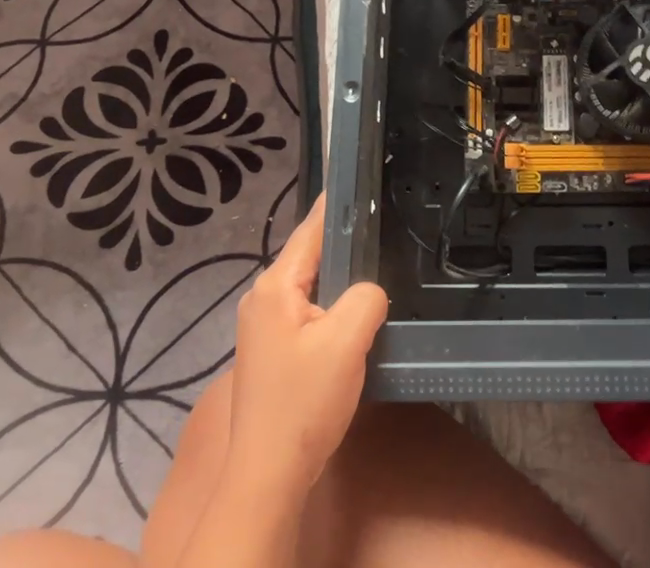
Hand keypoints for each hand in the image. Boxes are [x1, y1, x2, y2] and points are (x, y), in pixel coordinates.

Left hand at [226, 195, 388, 492]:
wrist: (269, 471)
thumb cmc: (305, 401)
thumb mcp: (346, 341)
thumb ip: (365, 297)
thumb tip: (368, 290)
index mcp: (275, 286)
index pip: (311, 230)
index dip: (337, 204)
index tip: (361, 178)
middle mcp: (263, 298)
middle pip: (311, 257)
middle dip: (345, 243)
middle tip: (386, 224)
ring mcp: (265, 325)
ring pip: (312, 287)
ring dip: (341, 279)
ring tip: (379, 263)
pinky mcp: (274, 350)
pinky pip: (310, 311)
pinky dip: (333, 306)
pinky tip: (357, 313)